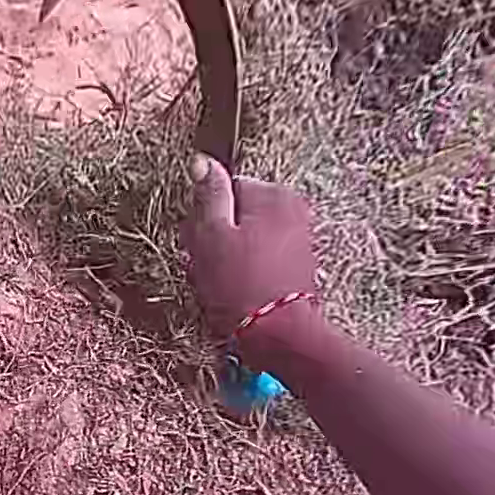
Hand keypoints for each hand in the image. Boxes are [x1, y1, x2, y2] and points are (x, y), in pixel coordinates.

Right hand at [178, 154, 318, 338]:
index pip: (226, 190)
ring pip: (246, 236)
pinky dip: (243, 270)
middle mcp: (291, 207)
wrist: (276, 332)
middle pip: (237, 213)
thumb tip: (202, 162)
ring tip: (219, 282)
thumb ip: (210, 197)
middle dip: (216, 238)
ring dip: (226, 256)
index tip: (197, 244)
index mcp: (271, 194)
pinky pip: (259, 256)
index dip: (204, 218)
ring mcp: (297, 234)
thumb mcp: (212, 238)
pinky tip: (234, 289)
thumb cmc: (239, 286)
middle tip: (205, 266)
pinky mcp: (296, 261)